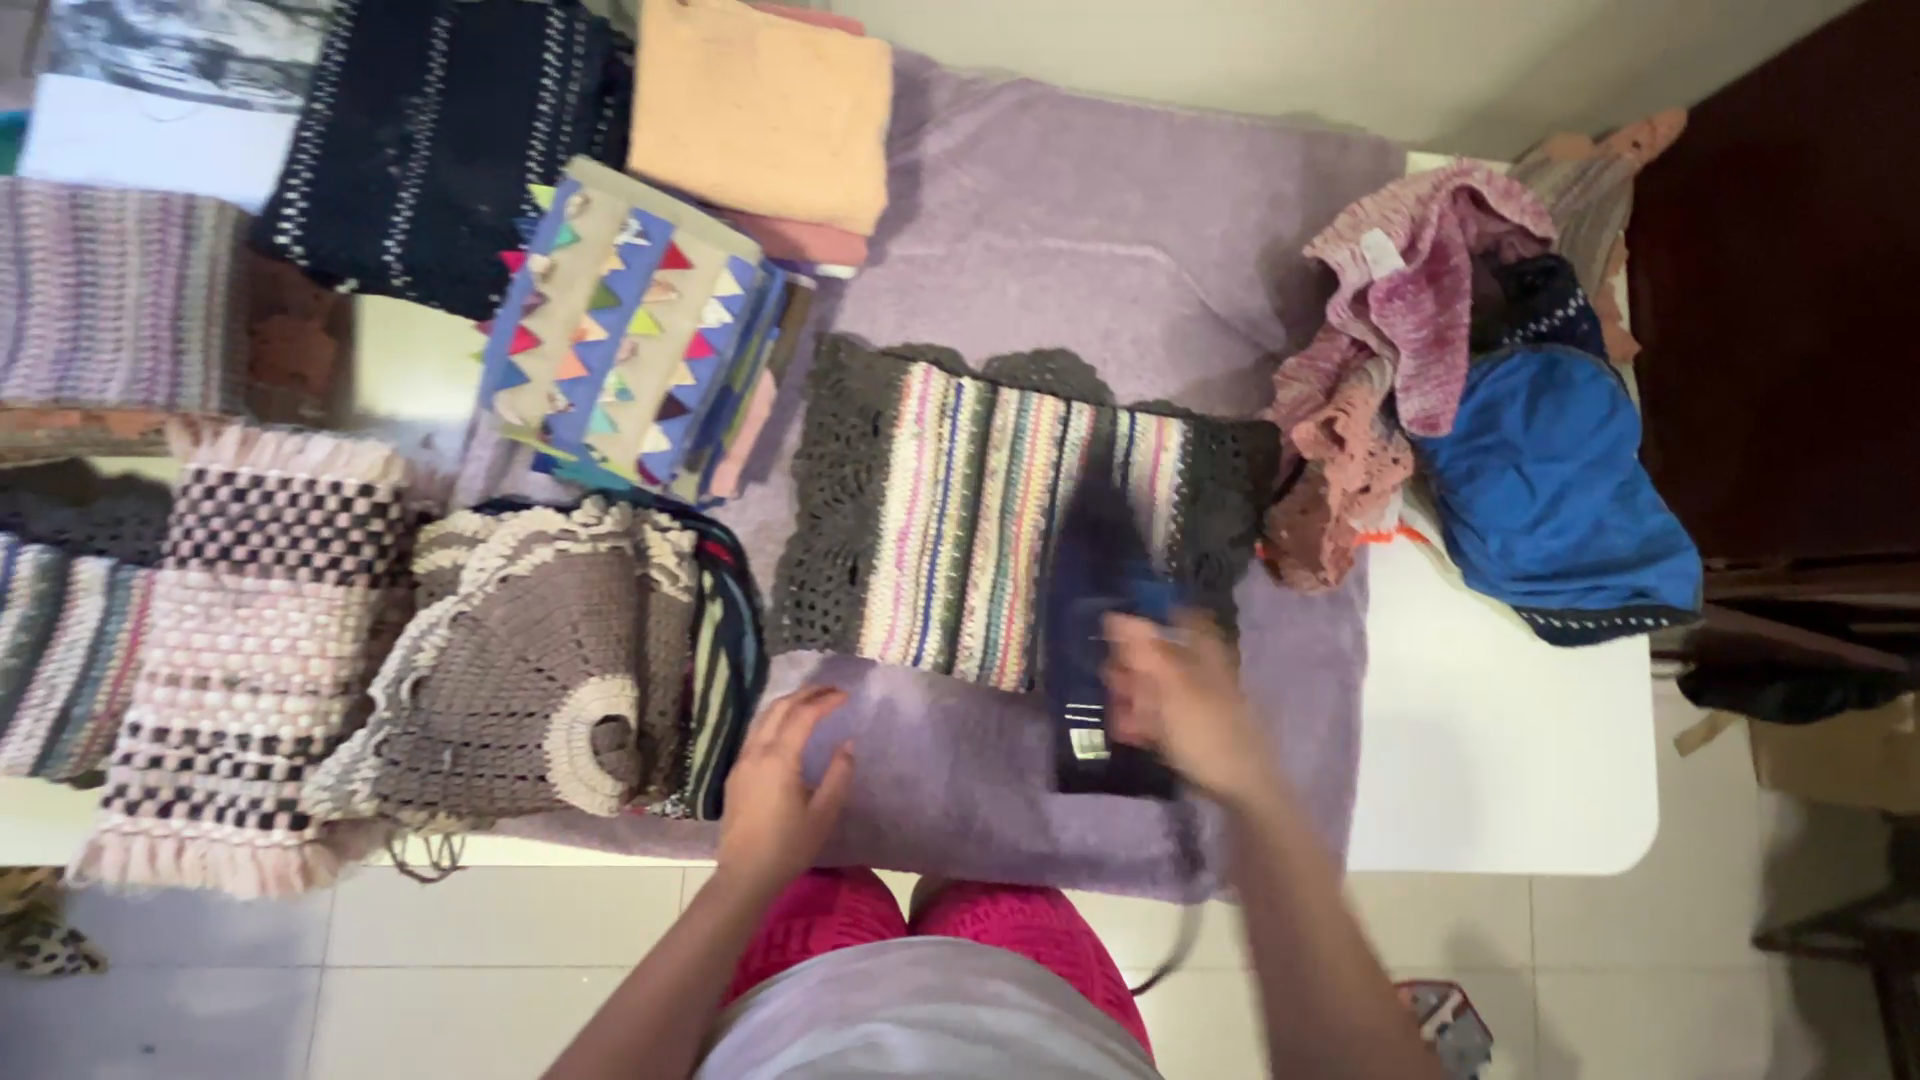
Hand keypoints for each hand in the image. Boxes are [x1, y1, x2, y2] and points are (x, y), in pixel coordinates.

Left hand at [715, 685, 854, 895]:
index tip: (846, 696)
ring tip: (811, 702)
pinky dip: (775, 719)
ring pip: (763, 718)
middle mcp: (756, 752)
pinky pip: (756, 733)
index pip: (804, 716)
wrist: (744, 876)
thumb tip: (847, 744)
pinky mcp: (736, 774)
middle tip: (830, 690)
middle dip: (806, 694)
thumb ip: (839, 774)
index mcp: (779, 759)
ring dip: (788, 704)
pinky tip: (787, 728)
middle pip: (779, 708)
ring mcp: (741, 762)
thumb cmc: (788, 846)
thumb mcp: (823, 813)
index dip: (826, 701)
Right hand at [1102, 609, 1277, 808]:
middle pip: (1169, 660)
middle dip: (1137, 665)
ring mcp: (1204, 710)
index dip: (1168, 617)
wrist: (1245, 792)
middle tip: (1112, 674)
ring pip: (1164, 692)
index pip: (1192, 625)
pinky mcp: (1199, 738)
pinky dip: (1146, 721)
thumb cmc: (1207, 734)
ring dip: (1136, 696)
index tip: (1138, 621)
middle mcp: (1207, 679)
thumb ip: (1144, 653)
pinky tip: (1127, 731)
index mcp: (1206, 661)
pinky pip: (1167, 720)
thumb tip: (1117, 615)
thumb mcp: (1171, 690)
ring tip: (1115, 709)